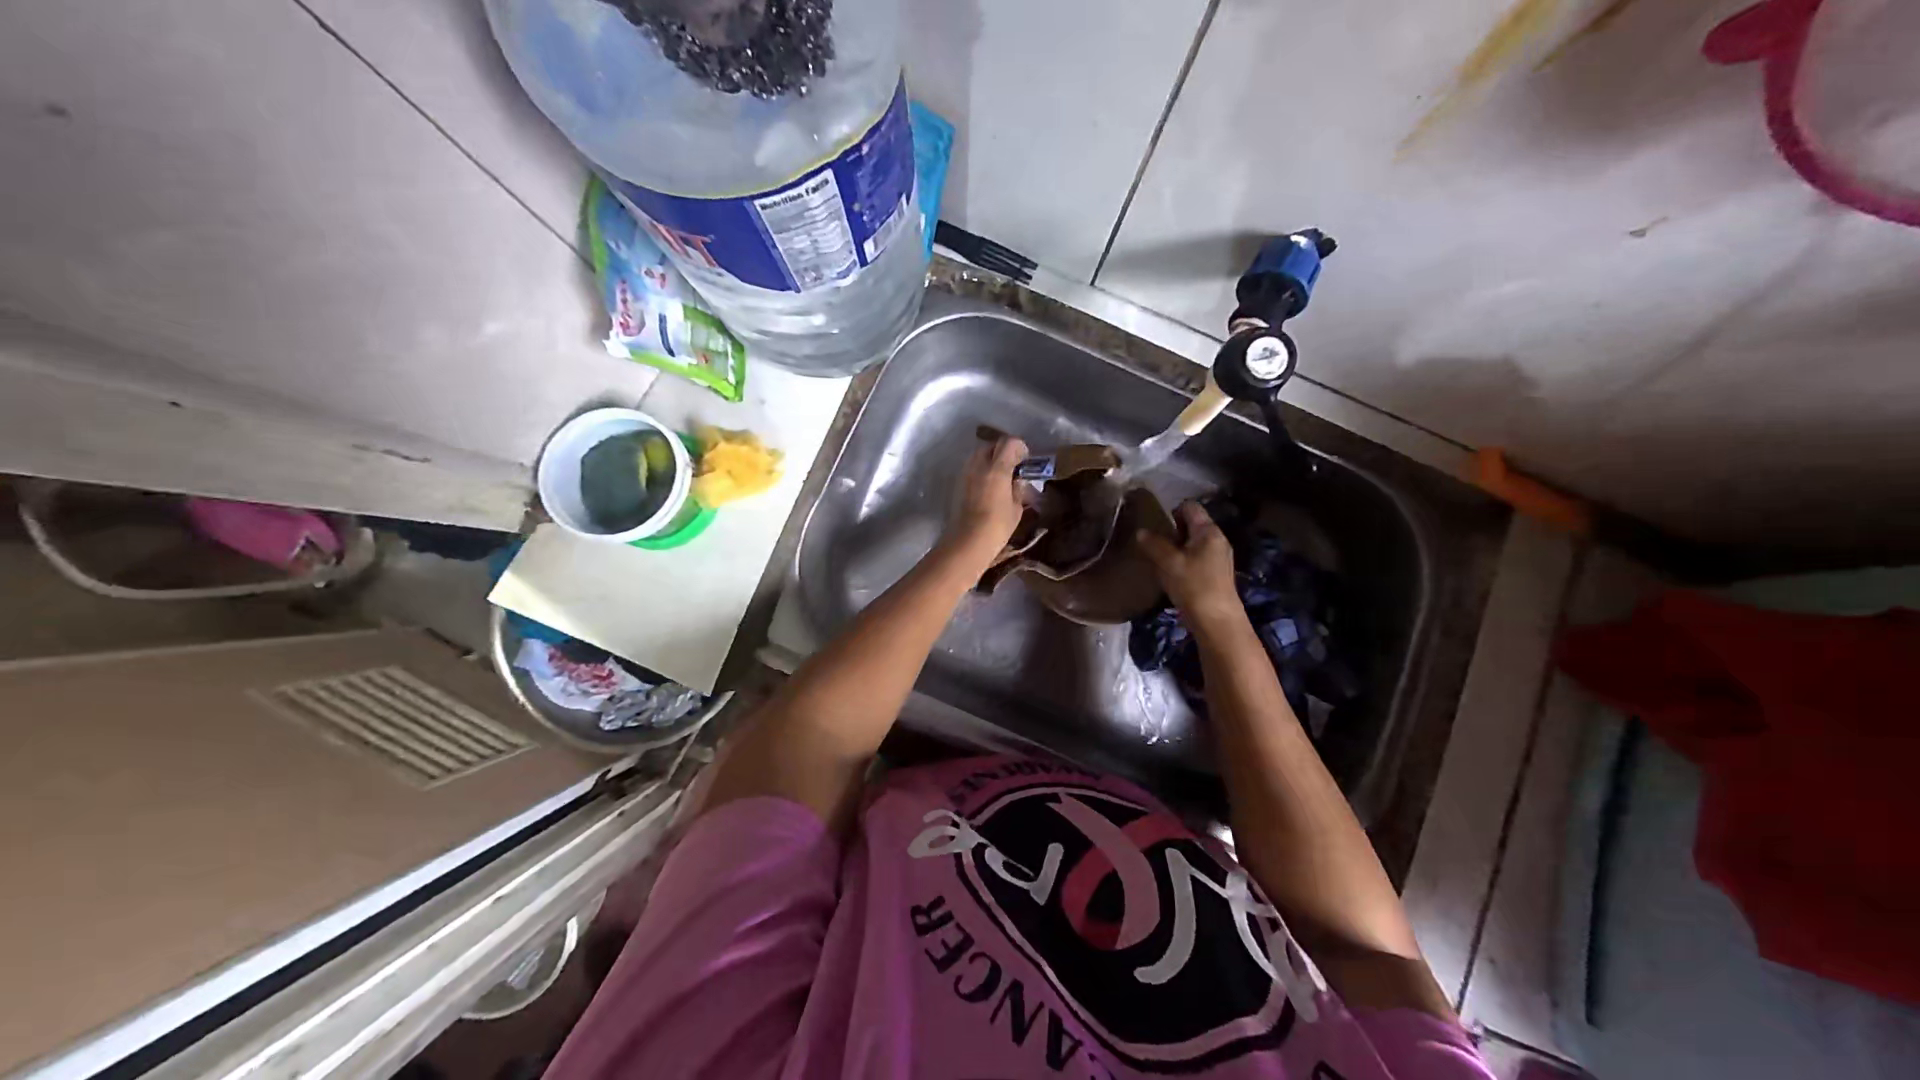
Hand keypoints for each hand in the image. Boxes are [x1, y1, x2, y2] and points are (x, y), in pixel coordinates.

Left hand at [945, 434, 1031, 563]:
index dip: (1020, 448)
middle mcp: (979, 465)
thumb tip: (1018, 481)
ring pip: (979, 455)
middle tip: (1013, 467)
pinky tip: (988, 487)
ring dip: (990, 460)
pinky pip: (972, 468)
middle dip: (1003, 452)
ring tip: (1000, 476)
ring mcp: (966, 473)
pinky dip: (981, 471)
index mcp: (997, 468)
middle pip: (991, 446)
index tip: (1025, 460)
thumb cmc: (997, 526)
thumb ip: (1018, 489)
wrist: (967, 541)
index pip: (1009, 443)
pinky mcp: (958, 483)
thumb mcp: (1016, 508)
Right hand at [1138, 501, 1243, 630]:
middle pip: (1193, 524)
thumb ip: (1154, 544)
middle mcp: (1218, 540)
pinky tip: (1173, 575)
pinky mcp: (1217, 574)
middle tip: (1154, 544)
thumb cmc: (1193, 585)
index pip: (1190, 507)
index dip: (1172, 511)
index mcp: (1208, 531)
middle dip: (1173, 531)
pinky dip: (1184, 561)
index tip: (1156, 526)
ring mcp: (1219, 557)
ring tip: (1160, 561)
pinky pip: (1197, 558)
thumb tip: (1141, 532)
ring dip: (1177, 548)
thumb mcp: (1168, 563)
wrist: (1217, 621)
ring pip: (1194, 543)